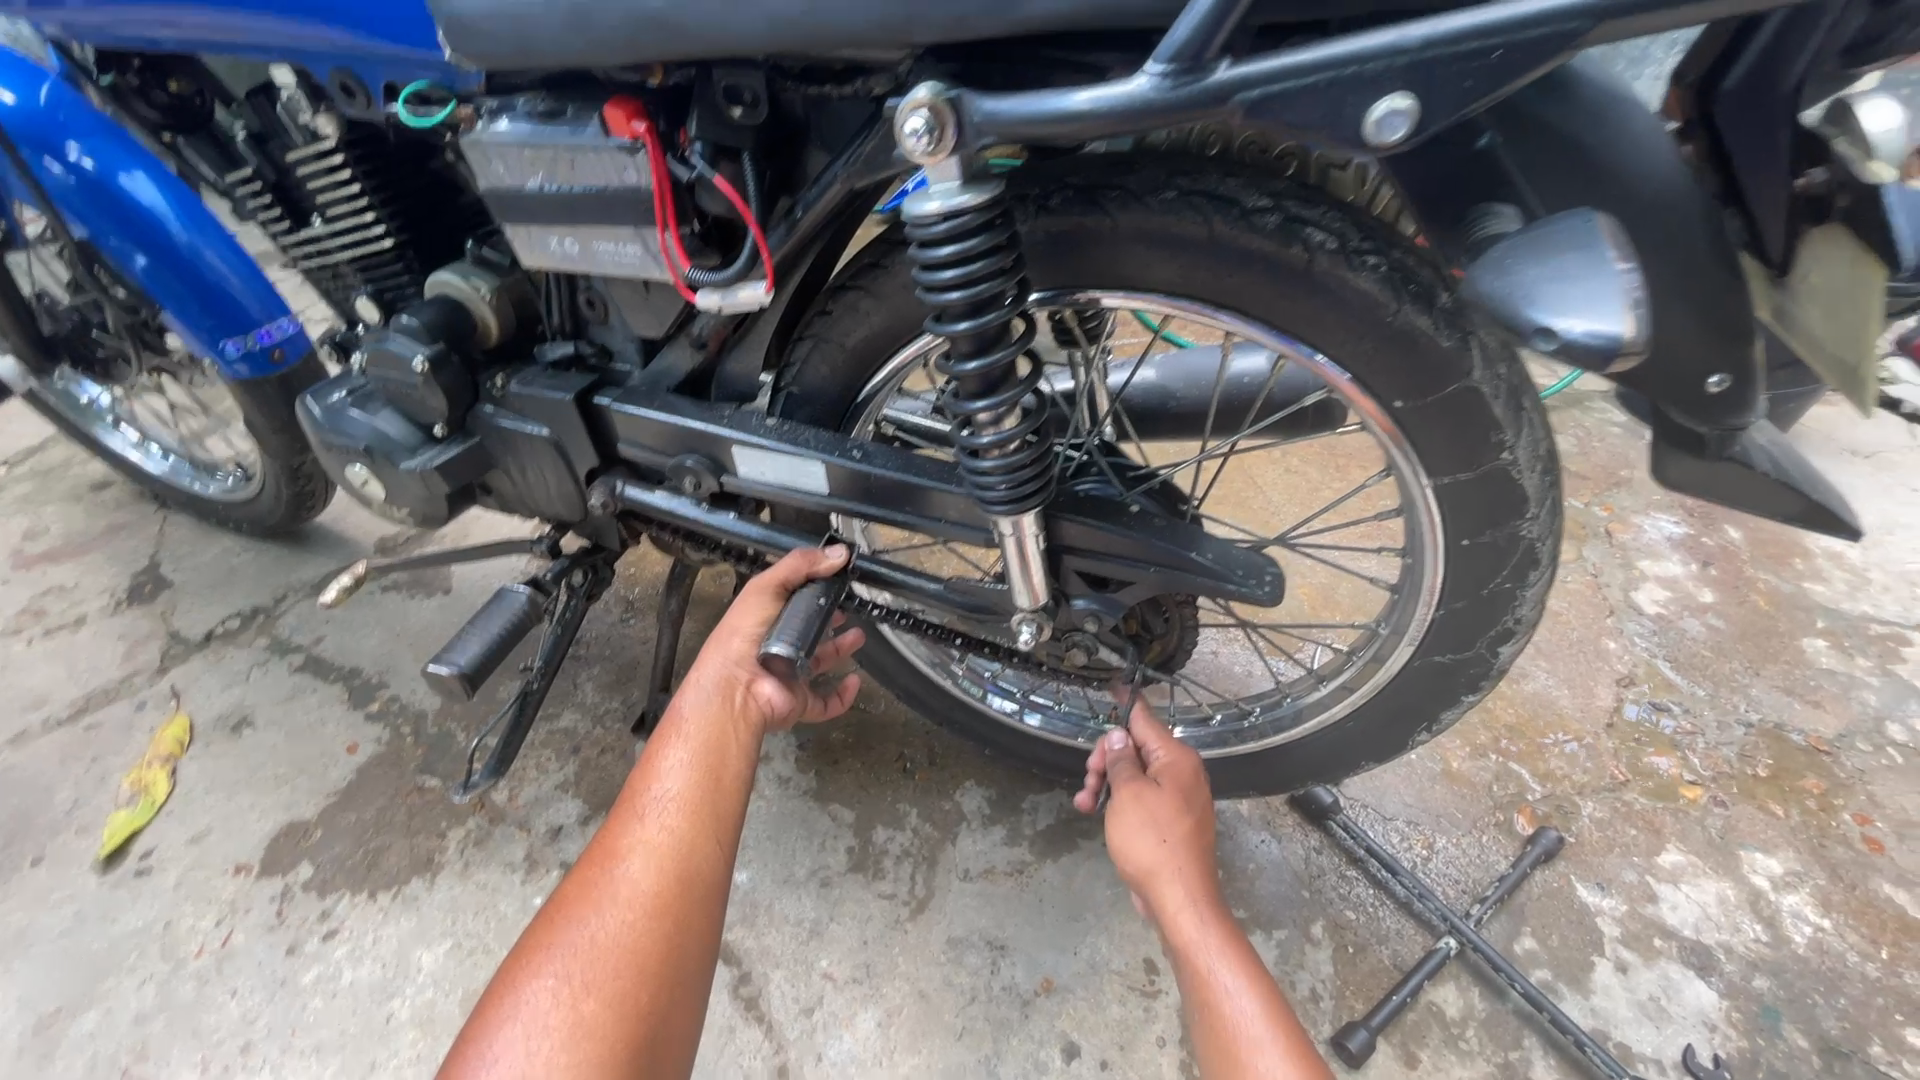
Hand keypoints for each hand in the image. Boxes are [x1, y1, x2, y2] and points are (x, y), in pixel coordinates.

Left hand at [674, 545, 864, 736]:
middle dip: (830, 619)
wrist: (735, 688)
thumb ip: (802, 565)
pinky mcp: (799, 700)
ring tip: (858, 636)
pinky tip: (854, 681)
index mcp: (766, 617)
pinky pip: (826, 701)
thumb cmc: (744, 634)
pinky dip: (843, 695)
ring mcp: (789, 674)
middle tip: (849, 608)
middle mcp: (777, 645)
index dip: (814, 588)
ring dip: (840, 649)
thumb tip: (840, 553)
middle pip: (808, 630)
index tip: (838, 580)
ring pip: (820, 661)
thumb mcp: (767, 586)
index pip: (793, 599)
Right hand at [1073, 697, 1222, 926]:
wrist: (1180, 900)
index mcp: (1176, 758)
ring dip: (1106, 783)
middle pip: (1135, 748)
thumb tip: (1118, 736)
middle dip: (1105, 760)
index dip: (1125, 703)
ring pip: (1134, 775)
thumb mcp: (1127, 793)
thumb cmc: (1152, 841)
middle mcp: (1182, 772)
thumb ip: (1120, 759)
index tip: (1114, 684)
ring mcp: (1178, 798)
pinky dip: (1118, 801)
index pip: (1144, 719)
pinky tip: (1095, 813)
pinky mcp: (1170, 821)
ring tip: (1086, 804)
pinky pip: (1141, 798)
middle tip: (1089, 780)